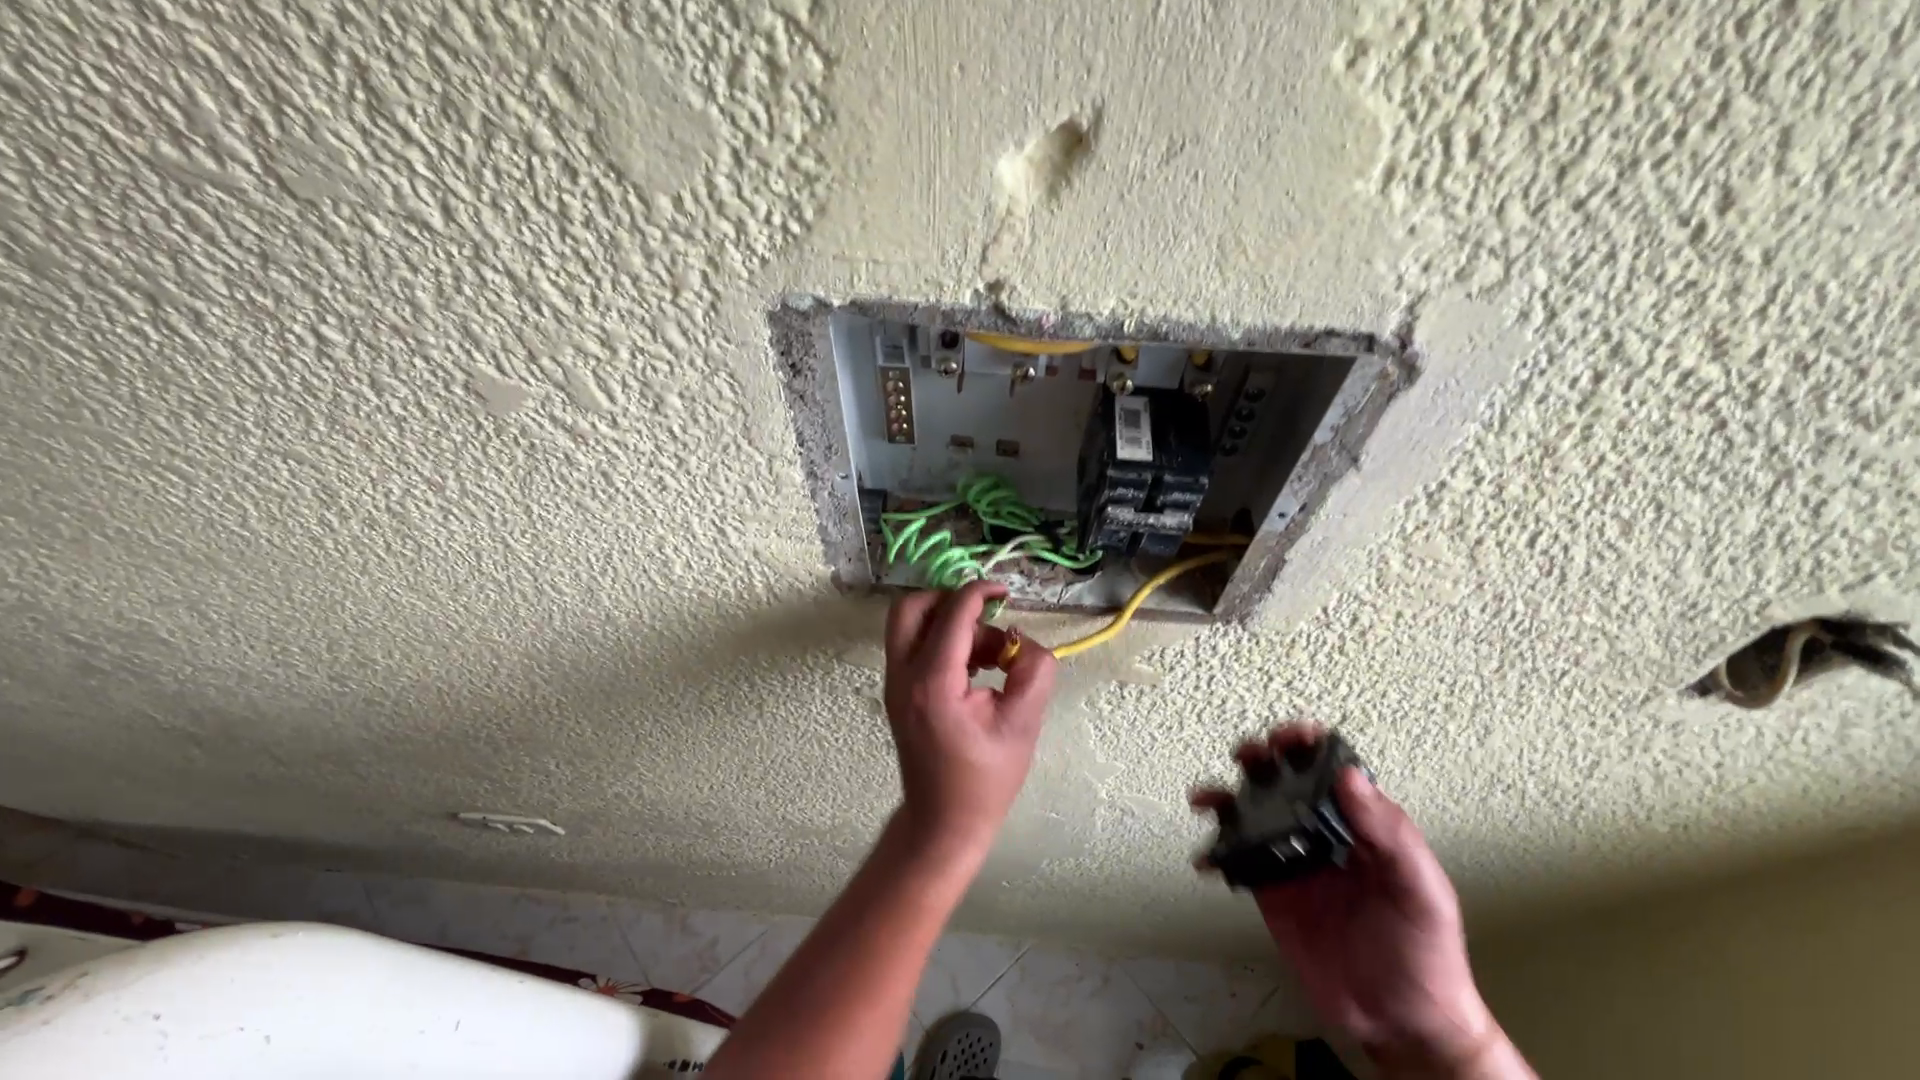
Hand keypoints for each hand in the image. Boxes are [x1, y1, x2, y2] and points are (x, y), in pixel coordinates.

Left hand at [883, 582, 1056, 850]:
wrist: (943, 821)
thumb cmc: (986, 778)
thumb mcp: (1023, 723)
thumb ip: (1033, 671)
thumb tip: (1023, 642)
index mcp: (934, 682)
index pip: (953, 613)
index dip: (981, 592)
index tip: (1006, 592)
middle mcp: (904, 675)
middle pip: (913, 607)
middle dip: (951, 600)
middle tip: (985, 618)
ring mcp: (894, 684)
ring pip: (909, 624)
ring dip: (948, 623)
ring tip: (988, 655)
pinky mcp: (896, 692)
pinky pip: (911, 646)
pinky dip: (939, 641)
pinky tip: (973, 668)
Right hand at [1194, 725, 1529, 1078]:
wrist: (1400, 1022)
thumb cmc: (1425, 953)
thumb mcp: (1420, 890)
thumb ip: (1389, 834)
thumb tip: (1349, 776)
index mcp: (1365, 826)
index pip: (1333, 770)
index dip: (1309, 745)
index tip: (1289, 737)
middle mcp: (1325, 835)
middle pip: (1285, 782)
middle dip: (1262, 760)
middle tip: (1248, 756)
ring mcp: (1295, 862)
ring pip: (1254, 815)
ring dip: (1226, 798)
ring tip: (1205, 797)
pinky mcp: (1271, 893)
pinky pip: (1238, 862)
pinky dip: (1216, 853)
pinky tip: (1206, 857)